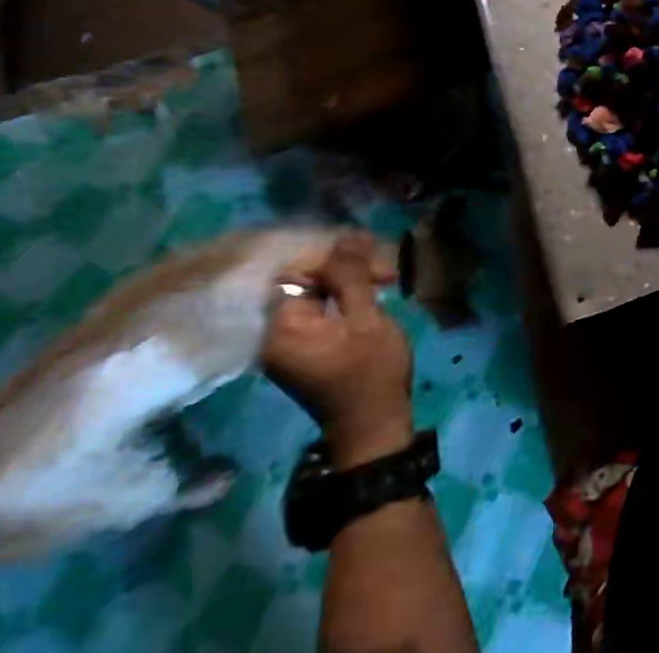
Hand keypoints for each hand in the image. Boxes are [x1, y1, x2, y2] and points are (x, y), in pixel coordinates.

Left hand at [263, 231, 412, 468]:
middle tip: (385, 269)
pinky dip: (343, 294)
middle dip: (344, 264)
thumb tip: (347, 236)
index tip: (370, 249)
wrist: (373, 422)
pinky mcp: (302, 342)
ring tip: (386, 277)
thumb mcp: (367, 320)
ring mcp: (286, 337)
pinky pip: (317, 305)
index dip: (332, 251)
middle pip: (303, 276)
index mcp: (280, 324)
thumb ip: (352, 276)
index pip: (295, 267)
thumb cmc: (372, 371)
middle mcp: (273, 328)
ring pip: (313, 289)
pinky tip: (372, 291)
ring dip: (348, 277)